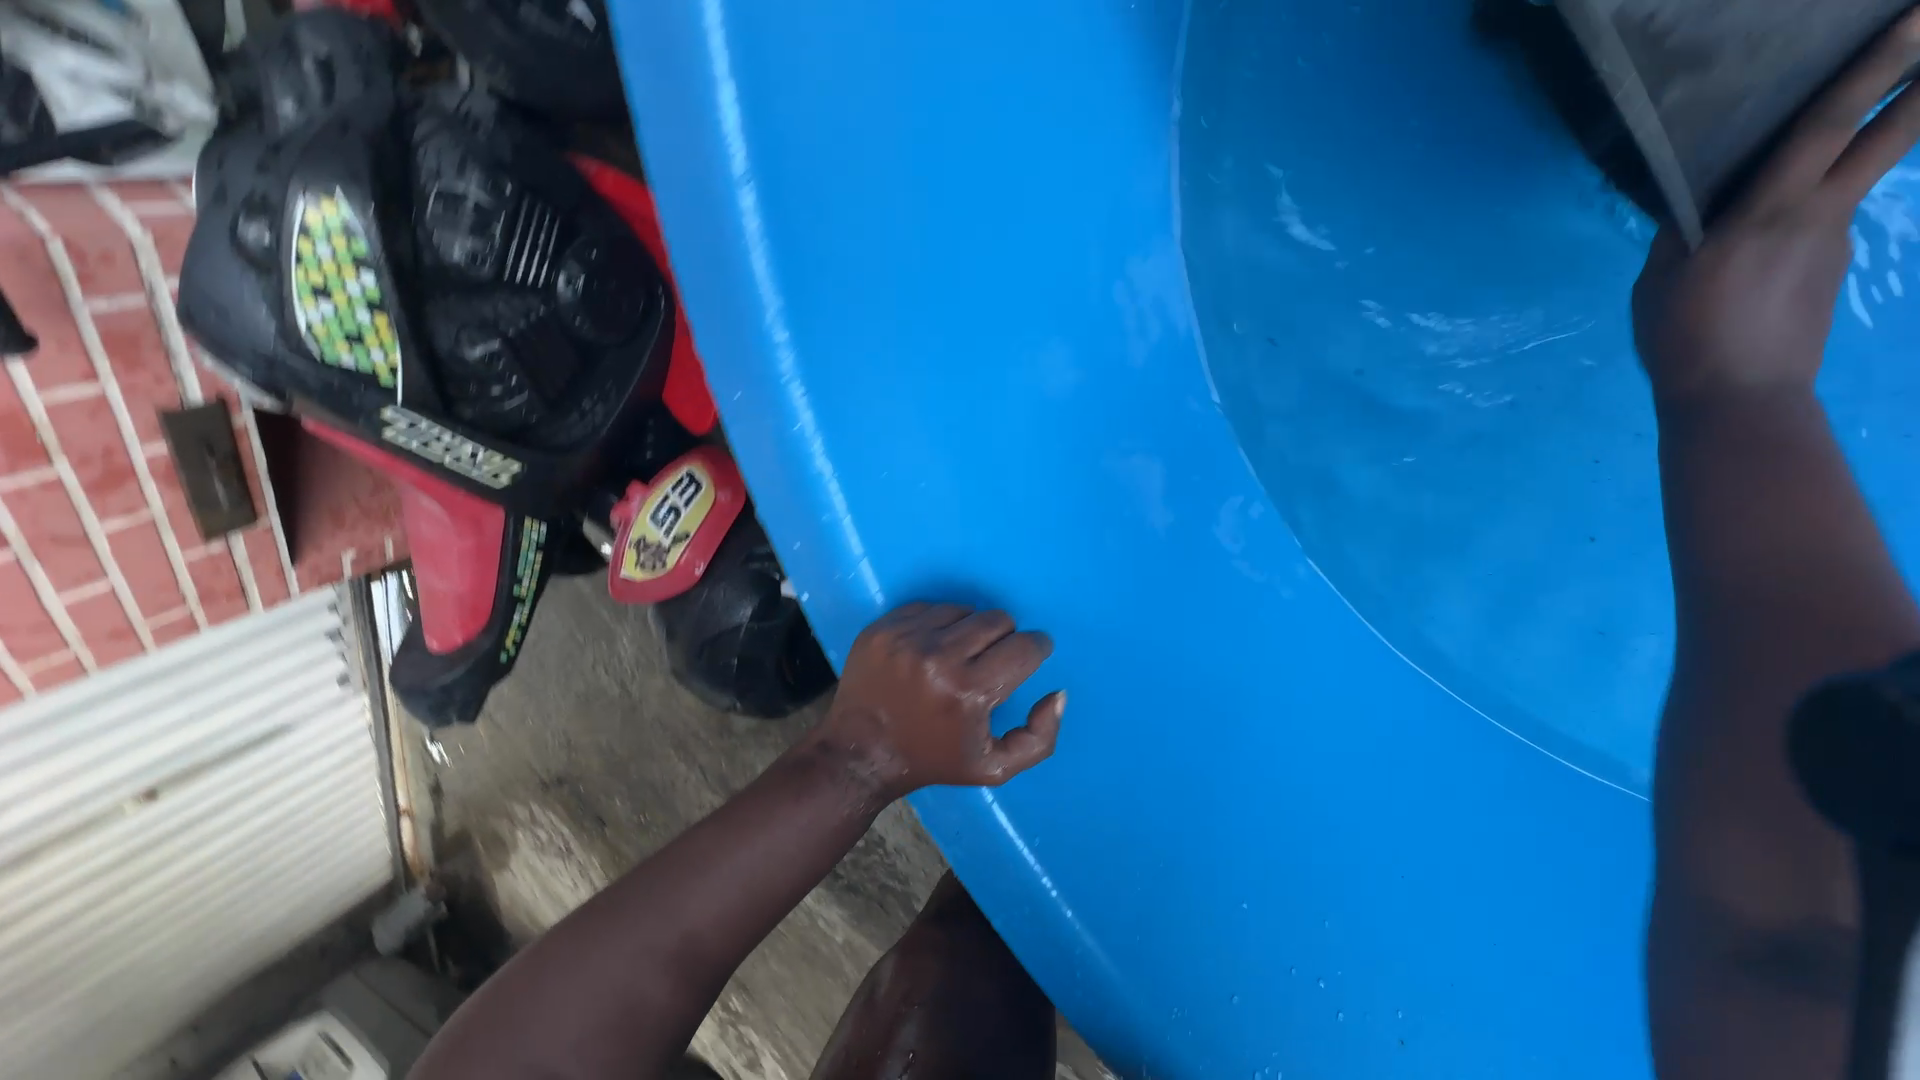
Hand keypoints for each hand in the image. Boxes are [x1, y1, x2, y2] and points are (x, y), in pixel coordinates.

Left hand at [817, 603, 1063, 798]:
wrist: (861, 754)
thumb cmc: (933, 760)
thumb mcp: (994, 767)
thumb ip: (1039, 738)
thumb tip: (1058, 693)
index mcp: (969, 692)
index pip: (1025, 647)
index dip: (1035, 650)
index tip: (1030, 656)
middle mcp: (938, 657)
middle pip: (997, 620)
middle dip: (1005, 638)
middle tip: (991, 660)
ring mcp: (906, 638)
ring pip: (964, 610)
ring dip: (970, 629)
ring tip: (959, 655)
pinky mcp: (883, 627)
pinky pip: (930, 607)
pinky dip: (939, 624)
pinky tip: (932, 648)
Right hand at [1633, 9, 1919, 410]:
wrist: (1737, 399)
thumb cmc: (1683, 337)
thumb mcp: (1659, 282)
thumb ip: (1681, 236)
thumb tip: (1697, 208)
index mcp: (1769, 214)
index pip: (1827, 128)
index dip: (1873, 71)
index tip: (1914, 22)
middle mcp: (1817, 217)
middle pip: (1886, 139)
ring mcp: (1832, 245)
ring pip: (1842, 185)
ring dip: (1840, 162)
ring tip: (1786, 183)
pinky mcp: (1828, 273)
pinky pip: (1814, 229)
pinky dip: (1795, 223)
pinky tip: (1754, 262)